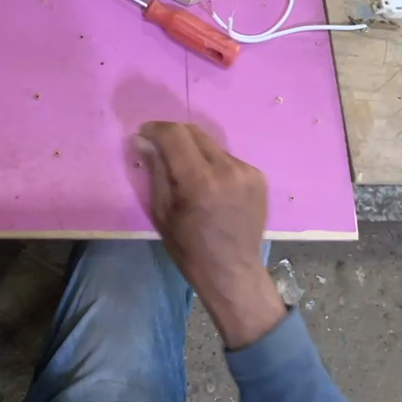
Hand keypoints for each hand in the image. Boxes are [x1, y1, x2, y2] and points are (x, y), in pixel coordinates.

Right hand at [134, 121, 286, 348]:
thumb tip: (143, 139)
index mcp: (199, 180)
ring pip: (211, 144)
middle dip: (173, 135)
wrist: (233, 272)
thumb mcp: (162, 211)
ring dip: (194, 149)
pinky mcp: (258, 177)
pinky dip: (213, 163)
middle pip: (194, 132)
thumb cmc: (190, 248)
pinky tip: (210, 184)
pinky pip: (227, 158)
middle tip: (160, 146)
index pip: (174, 135)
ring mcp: (247, 171)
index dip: (156, 129)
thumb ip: (155, 170)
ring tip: (186, 171)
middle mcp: (227, 168)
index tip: (144, 133)